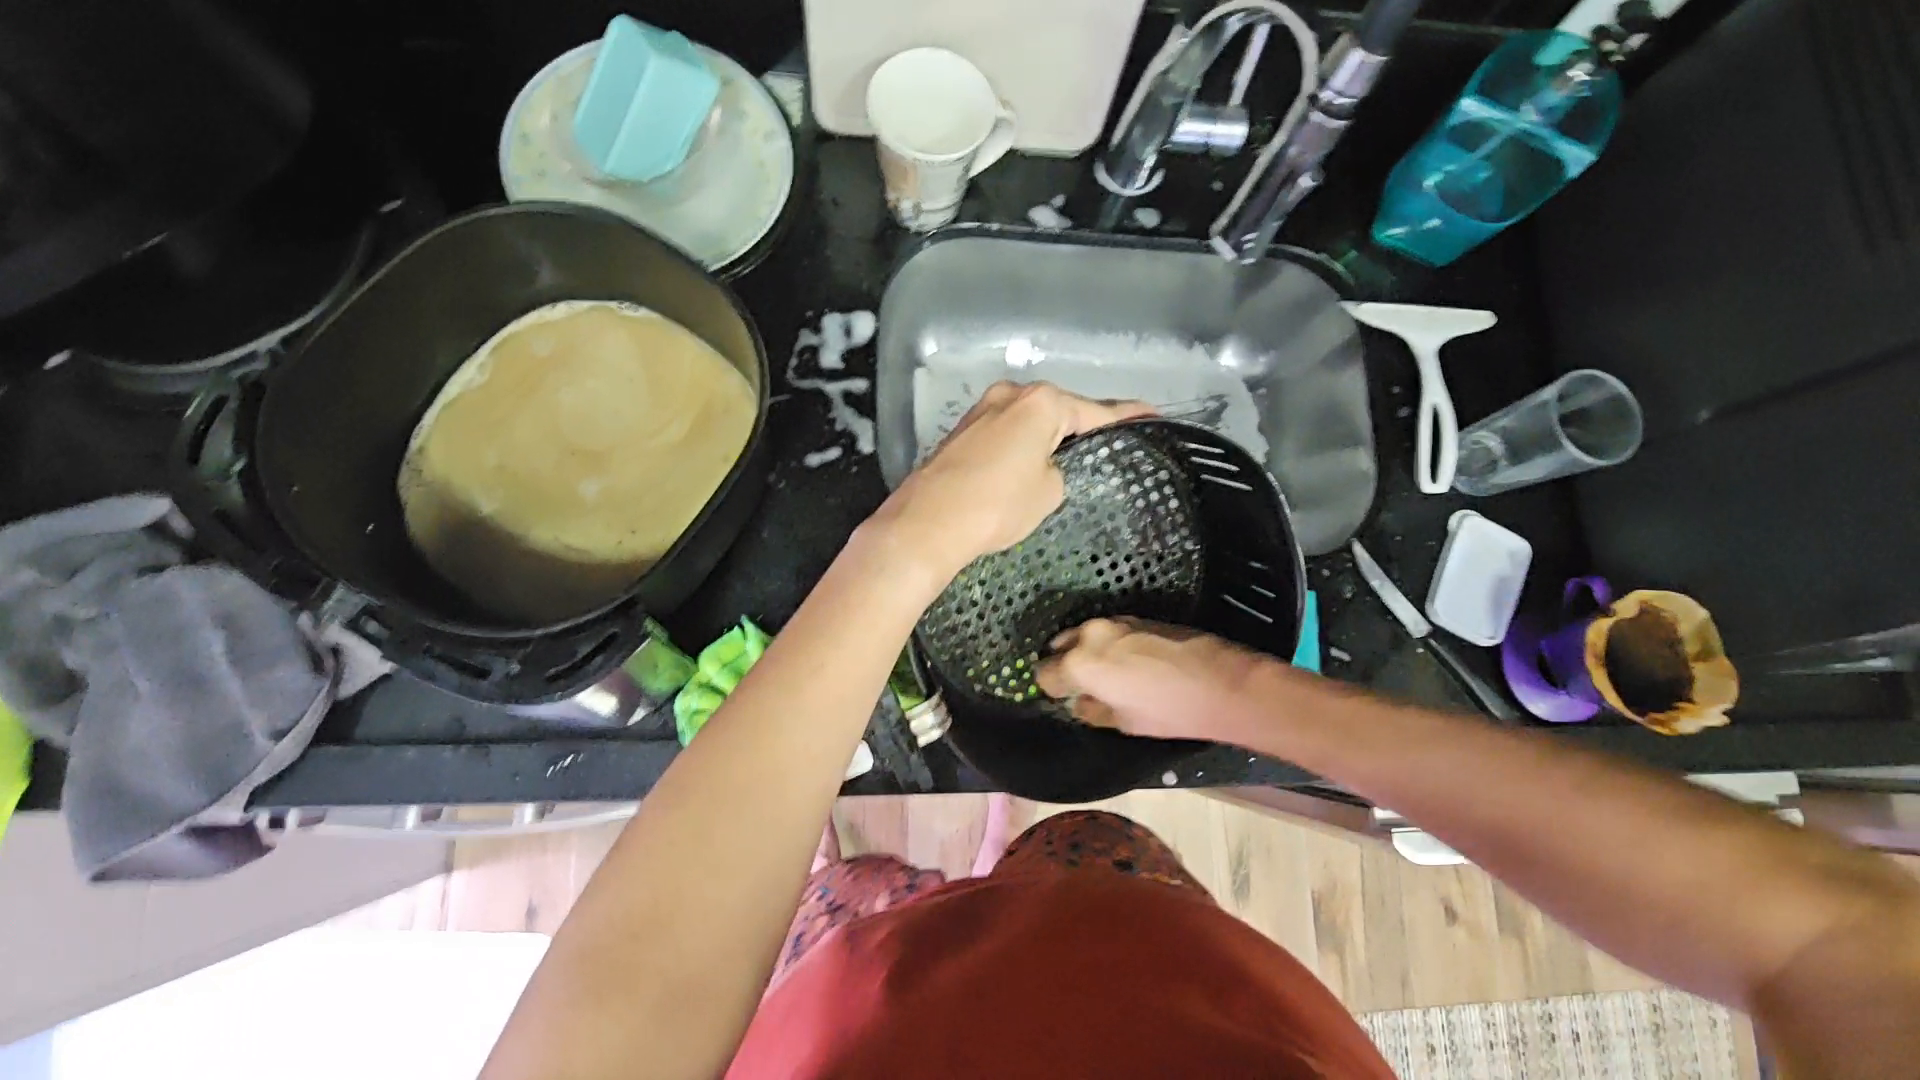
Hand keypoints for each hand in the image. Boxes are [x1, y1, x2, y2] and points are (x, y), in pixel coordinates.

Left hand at [868, 382, 1152, 574]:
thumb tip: (1044, 465)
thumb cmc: (997, 505)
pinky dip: (1025, 443)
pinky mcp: (964, 430)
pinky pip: (1008, 431)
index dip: (1127, 416)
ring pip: (1031, 419)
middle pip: (1061, 408)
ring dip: (1052, 434)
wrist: (926, 523)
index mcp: (1041, 403)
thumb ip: (1060, 469)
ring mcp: (983, 409)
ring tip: (1077, 452)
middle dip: (1085, 424)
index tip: (1152, 415)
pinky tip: (1035, 458)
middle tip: (1114, 439)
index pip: (1096, 410)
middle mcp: (1012, 394)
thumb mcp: (1049, 491)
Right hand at [1033, 617, 1270, 740]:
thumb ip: (1093, 711)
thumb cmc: (1169, 710)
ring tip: (1103, 672)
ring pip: (1084, 634)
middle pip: (1060, 647)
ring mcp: (1116, 621)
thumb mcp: (1125, 722)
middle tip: (1079, 684)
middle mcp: (1090, 635)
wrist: (1222, 681)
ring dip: (1086, 650)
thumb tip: (1080, 703)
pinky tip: (1124, 660)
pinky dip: (1106, 643)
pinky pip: (1108, 630)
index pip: (1045, 673)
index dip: (1051, 689)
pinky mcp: (1138, 616)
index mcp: (1080, 663)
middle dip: (1064, 663)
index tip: (1061, 698)